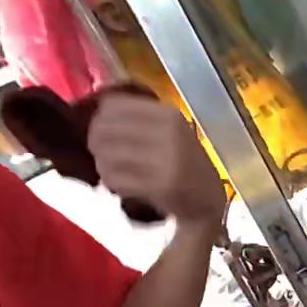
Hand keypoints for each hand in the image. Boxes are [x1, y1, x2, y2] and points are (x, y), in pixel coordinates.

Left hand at [86, 93, 225, 229]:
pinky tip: (123, 185)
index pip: (114, 105)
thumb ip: (141, 120)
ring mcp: (166, 160)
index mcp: (171, 116)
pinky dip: (112, 183)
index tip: (105, 131)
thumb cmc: (186, 165)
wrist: (209, 200)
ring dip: (103, 165)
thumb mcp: (172, 133)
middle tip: (102, 154)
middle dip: (96, 143)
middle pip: (105, 128)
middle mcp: (169, 134)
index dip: (100, 118)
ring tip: (114, 172)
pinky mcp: (160, 185)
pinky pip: (115, 178)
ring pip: (107, 154)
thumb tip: (97, 112)